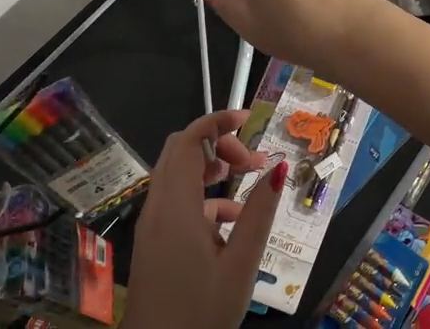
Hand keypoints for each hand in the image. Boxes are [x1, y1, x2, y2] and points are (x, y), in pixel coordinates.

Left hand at [122, 110, 285, 328]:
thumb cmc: (201, 315)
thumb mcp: (241, 265)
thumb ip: (259, 213)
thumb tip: (277, 167)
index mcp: (176, 208)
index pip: (190, 141)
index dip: (218, 121)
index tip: (250, 120)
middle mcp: (157, 209)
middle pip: (180, 150)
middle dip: (218, 143)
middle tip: (252, 159)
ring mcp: (151, 227)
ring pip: (177, 174)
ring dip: (212, 168)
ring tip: (249, 181)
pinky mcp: (152, 244)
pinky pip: (176, 200)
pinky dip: (204, 195)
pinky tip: (232, 220)